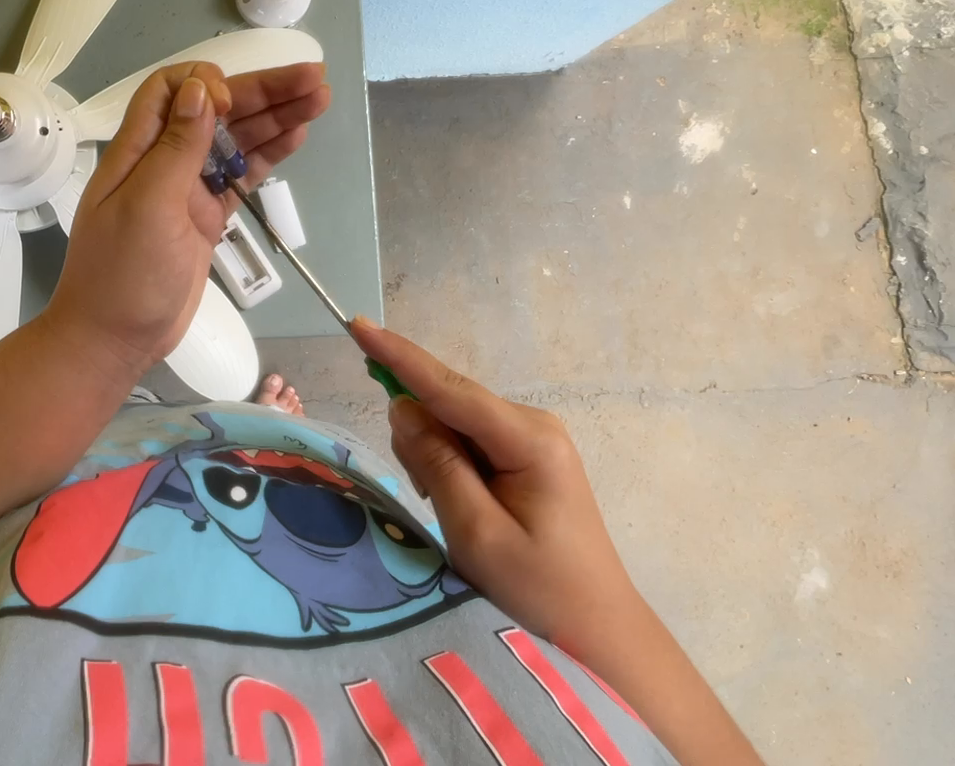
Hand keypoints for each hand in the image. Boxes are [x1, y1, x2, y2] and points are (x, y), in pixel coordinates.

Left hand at [48, 61, 329, 374]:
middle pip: (215, 111)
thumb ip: (175, 147)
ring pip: (234, 141)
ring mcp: (187, 190)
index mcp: (137, 150)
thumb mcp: (148, 205)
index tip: (231, 106)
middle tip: (314, 79)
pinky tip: (296, 136)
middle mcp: (163, 161)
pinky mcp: (206, 217)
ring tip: (320, 98)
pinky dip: (267, 155)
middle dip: (261, 92)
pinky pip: (240, 176)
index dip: (206, 85)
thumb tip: (201, 88)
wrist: (116, 338)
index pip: (171, 90)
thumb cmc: (124, 273)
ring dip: (274, 118)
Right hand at [352, 318, 646, 656]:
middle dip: (417, 433)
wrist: (598, 629)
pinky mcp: (521, 453)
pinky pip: (464, 439)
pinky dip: (446, 462)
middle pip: (446, 402)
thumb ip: (436, 463)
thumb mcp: (475, 531)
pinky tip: (459, 501)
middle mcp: (530, 424)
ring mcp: (529, 437)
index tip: (356, 325)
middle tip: (425, 495)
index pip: (448, 388)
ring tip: (448, 509)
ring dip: (431, 454)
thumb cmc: (538, 586)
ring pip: (450, 420)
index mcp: (527, 439)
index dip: (398, 356)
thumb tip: (402, 407)